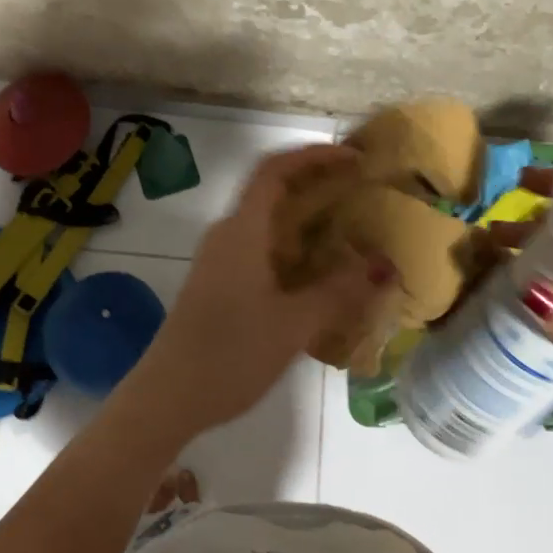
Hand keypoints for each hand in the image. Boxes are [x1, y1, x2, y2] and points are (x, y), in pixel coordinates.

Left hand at [113, 144, 394, 444]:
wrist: (168, 397)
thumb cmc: (230, 355)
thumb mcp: (293, 324)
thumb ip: (341, 291)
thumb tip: (385, 266)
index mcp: (242, 231)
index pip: (275, 170)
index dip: (314, 155)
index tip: (354, 159)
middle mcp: (227, 236)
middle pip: (272, 193)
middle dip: (317, 186)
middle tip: (364, 194)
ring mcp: (219, 261)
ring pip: (267, 224)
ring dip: (306, 221)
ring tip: (352, 233)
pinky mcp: (218, 285)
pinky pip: (261, 250)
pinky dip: (293, 250)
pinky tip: (321, 277)